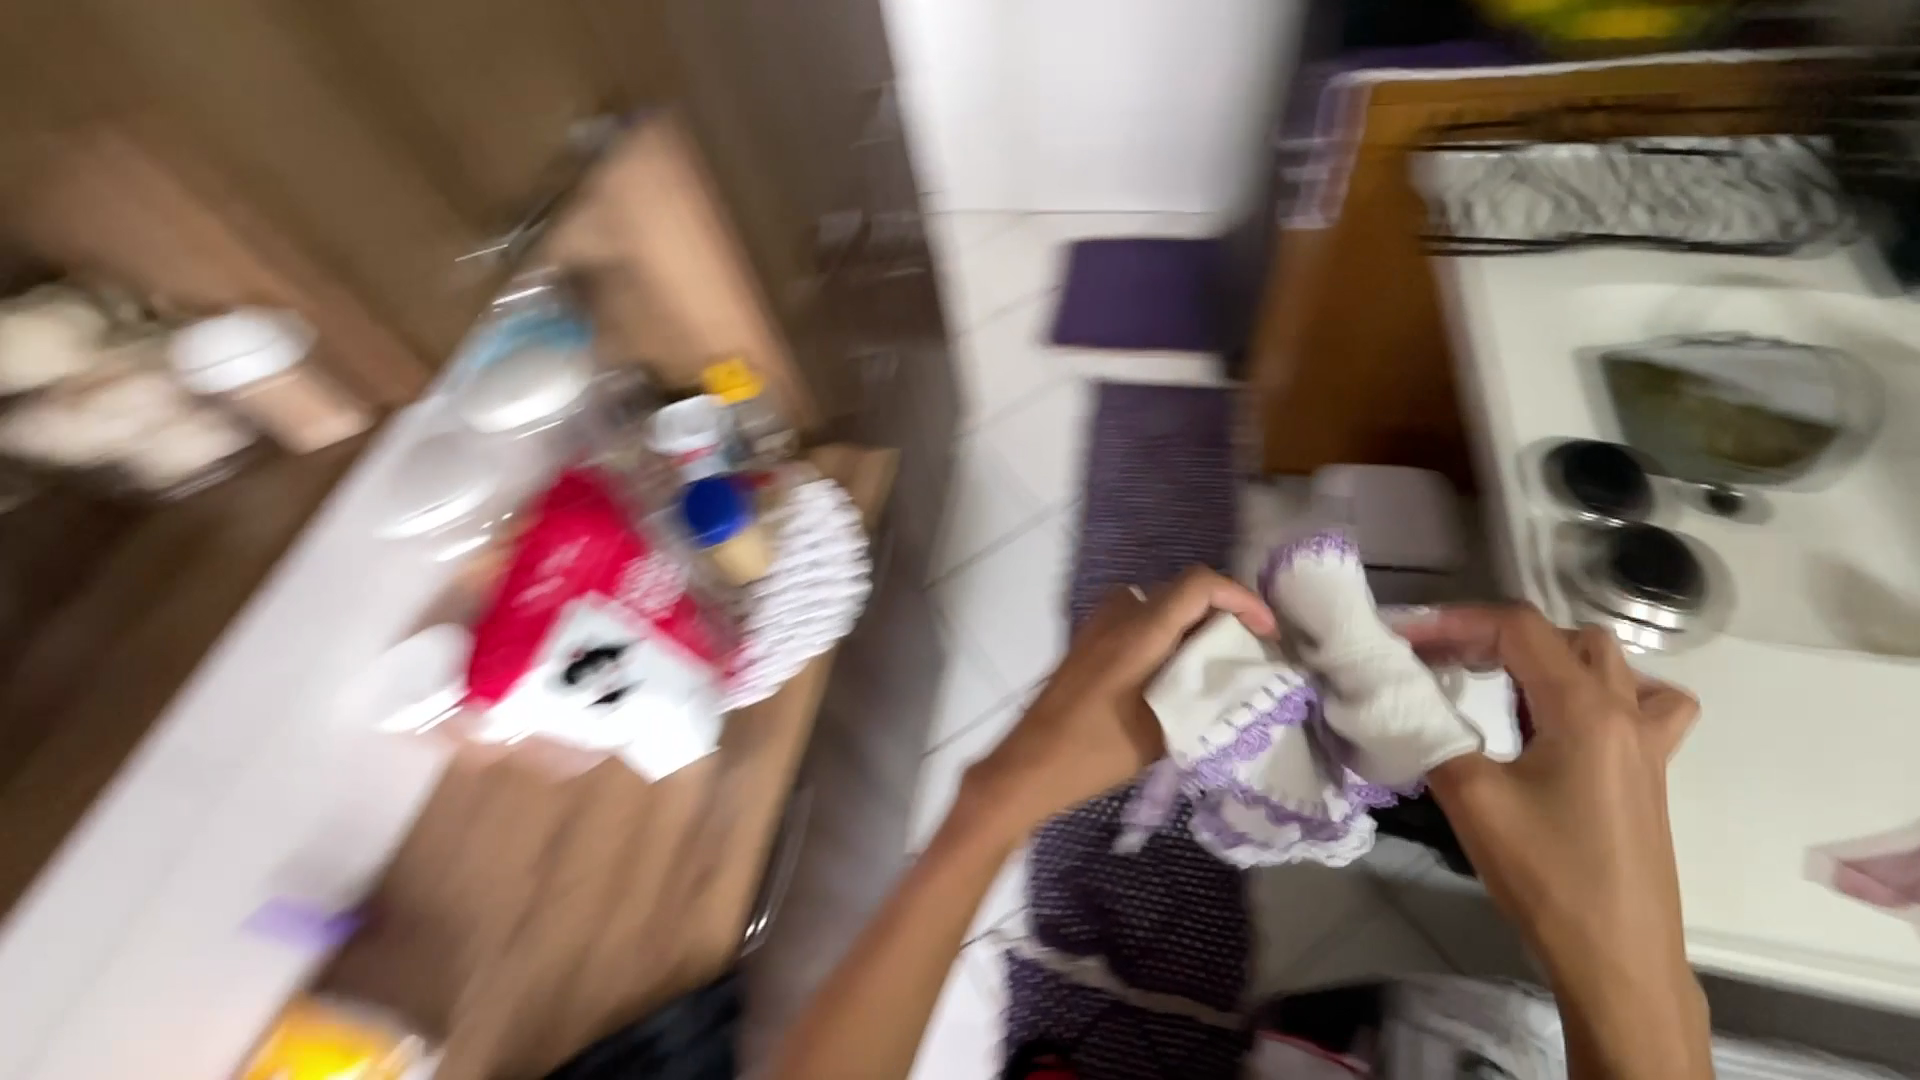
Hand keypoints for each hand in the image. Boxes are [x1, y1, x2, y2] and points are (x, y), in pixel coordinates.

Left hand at [960, 567, 1276, 837]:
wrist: (1028, 765)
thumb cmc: (1094, 753)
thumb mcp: (1162, 733)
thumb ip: (1203, 702)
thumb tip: (1239, 690)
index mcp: (1138, 632)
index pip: (1198, 584)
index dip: (1241, 597)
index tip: (1265, 632)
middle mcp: (1117, 617)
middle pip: (1181, 591)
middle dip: (1222, 614)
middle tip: (1249, 652)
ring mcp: (1096, 627)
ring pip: (1159, 606)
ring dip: (1193, 624)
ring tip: (1218, 664)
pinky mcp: (1087, 644)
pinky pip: (1137, 622)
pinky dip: (1166, 634)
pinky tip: (1176, 674)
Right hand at [1400, 604, 1710, 1077]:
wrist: (1616, 956)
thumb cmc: (1545, 872)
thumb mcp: (1470, 796)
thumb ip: (1430, 731)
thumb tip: (1392, 695)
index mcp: (1586, 710)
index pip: (1518, 628)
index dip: (1455, 620)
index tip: (1404, 637)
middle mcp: (1625, 713)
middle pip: (1561, 635)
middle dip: (1493, 634)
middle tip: (1440, 659)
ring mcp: (1646, 743)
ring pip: (1605, 663)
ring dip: (1544, 655)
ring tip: (1495, 678)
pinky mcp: (1647, 771)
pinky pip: (1640, 702)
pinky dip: (1596, 689)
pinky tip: (1560, 716)